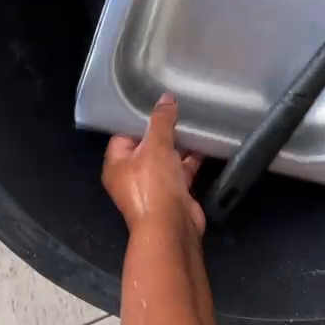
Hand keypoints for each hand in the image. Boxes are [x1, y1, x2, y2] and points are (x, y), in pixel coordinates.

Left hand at [103, 94, 204, 235]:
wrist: (172, 226)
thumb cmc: (153, 184)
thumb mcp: (155, 146)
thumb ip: (161, 121)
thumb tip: (166, 98)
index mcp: (117, 164)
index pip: (124, 134)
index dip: (139, 118)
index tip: (157, 101)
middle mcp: (132, 174)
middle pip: (147, 145)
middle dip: (164, 129)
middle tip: (181, 107)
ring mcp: (154, 185)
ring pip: (167, 157)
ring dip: (181, 143)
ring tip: (196, 119)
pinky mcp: (174, 192)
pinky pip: (183, 169)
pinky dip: (193, 158)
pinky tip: (207, 141)